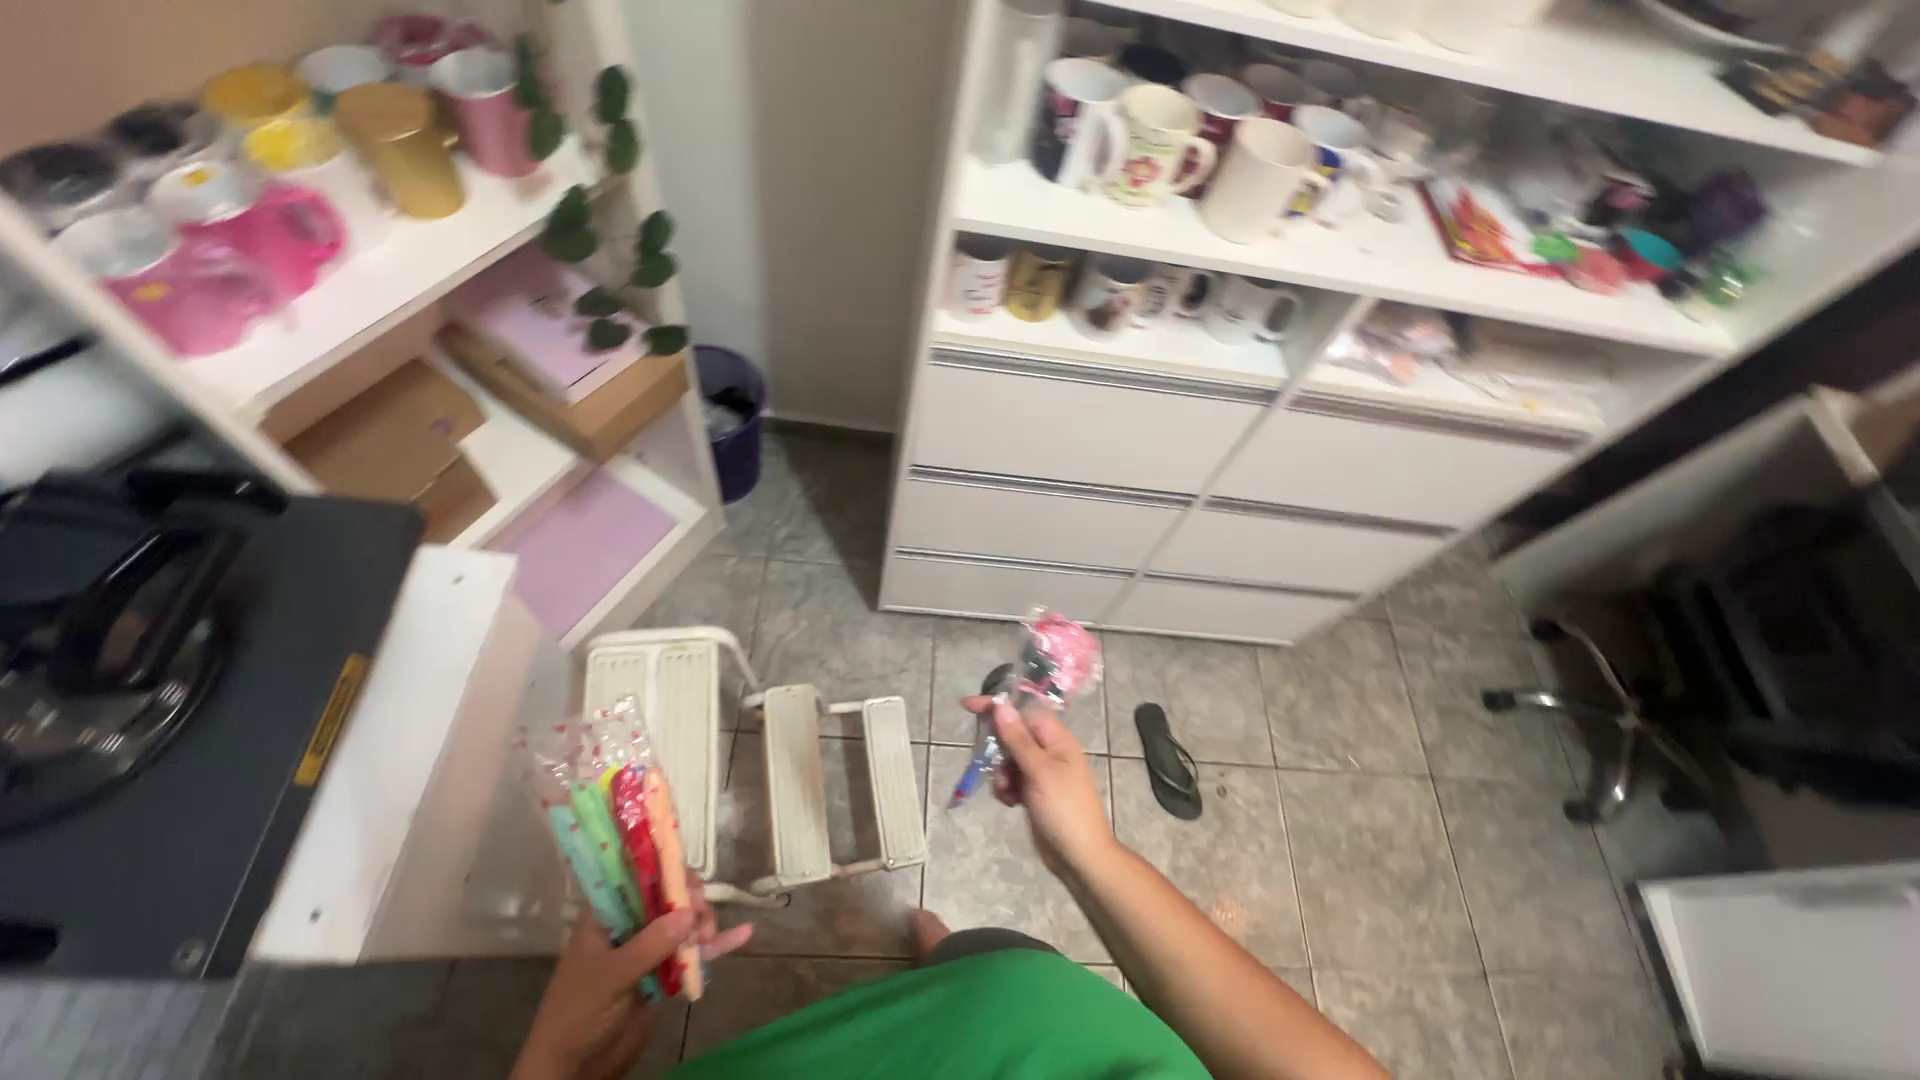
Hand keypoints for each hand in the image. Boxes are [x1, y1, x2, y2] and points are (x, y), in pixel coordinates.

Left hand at [511, 883, 751, 1079]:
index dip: (661, 867)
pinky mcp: (665, 974)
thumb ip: (649, 945)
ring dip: (703, 921)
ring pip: (684, 921)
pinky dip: (718, 945)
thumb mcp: (610, 977)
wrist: (574, 1071)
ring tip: (711, 936)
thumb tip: (689, 914)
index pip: (633, 876)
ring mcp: (649, 949)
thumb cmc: (578, 1015)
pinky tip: (744, 933)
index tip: (685, 873)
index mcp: (605, 917)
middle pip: (666, 896)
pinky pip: (694, 953)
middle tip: (699, 915)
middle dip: (688, 898)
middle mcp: (629, 926)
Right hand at [961, 695, 1115, 876]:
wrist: (1079, 856)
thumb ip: (1018, 739)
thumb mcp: (1040, 771)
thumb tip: (1001, 705)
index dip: (998, 708)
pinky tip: (1012, 803)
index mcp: (1058, 739)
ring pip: (1009, 760)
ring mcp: (1042, 773)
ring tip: (1008, 792)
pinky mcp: (1034, 792)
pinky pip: (1012, 780)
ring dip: (1002, 774)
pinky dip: (1007, 788)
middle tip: (992, 766)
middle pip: (1014, 735)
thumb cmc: (1064, 809)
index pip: (1024, 712)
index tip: (968, 706)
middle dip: (999, 750)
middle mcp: (1050, 751)